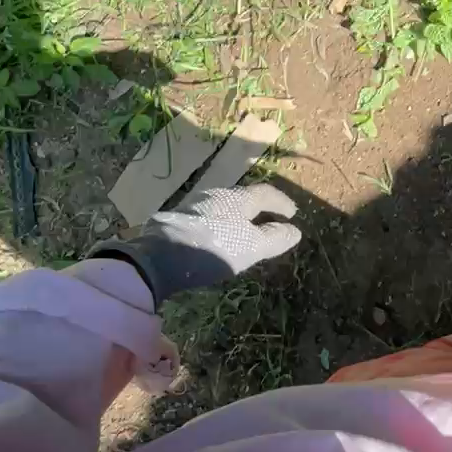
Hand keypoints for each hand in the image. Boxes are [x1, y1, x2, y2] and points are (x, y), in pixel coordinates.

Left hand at [89, 184, 300, 303]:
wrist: (157, 257)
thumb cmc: (213, 248)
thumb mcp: (251, 248)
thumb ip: (275, 238)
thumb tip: (294, 230)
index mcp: (238, 198)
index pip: (266, 194)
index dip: (281, 203)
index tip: (292, 213)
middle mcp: (217, 194)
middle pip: (243, 197)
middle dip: (259, 208)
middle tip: (270, 219)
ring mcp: (193, 204)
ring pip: (223, 205)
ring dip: (236, 215)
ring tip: (242, 229)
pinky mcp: (175, 218)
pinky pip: (206, 215)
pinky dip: (218, 222)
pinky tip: (215, 235)